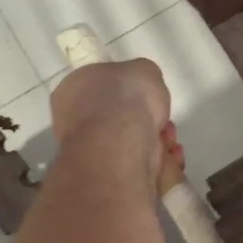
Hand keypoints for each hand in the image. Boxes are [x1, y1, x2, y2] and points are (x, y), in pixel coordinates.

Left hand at [48, 59, 175, 187]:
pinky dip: (157, 159)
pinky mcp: (107, 174)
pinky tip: (169, 153)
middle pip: (117, 117)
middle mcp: (73, 120)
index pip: (100, 87)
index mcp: (72, 89)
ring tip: (170, 137)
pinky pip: (137, 162)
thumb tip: (142, 86)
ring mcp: (89, 150)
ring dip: (154, 139)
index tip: (148, 95)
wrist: (121, 141)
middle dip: (145, 119)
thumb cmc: (126, 96)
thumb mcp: (143, 69)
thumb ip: (142, 75)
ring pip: (129, 142)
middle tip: (163, 118)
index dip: (129, 90)